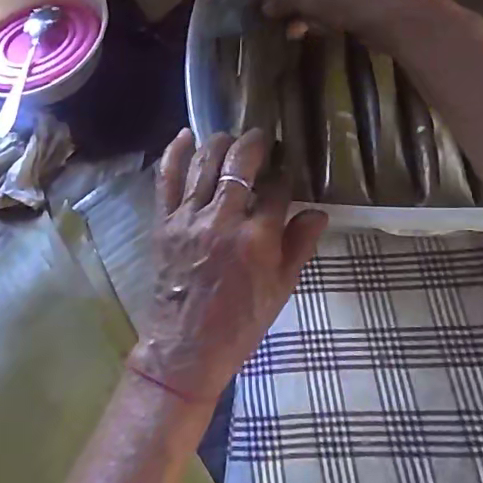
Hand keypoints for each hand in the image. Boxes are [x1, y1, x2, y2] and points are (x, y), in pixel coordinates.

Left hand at [130, 128, 327, 404]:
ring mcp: (189, 219)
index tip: (286, 174)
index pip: (277, 190)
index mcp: (258, 239)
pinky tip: (185, 135)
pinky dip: (175, 154)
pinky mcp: (164, 223)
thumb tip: (319, 212)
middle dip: (255, 144)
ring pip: (204, 164)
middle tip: (262, 138)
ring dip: (219, 143)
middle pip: (240, 164)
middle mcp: (223, 220)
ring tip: (230, 136)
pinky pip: (167, 180)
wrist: (185, 348)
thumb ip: (299, 247)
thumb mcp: (281, 291)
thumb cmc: (239, 324)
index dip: (285, 177)